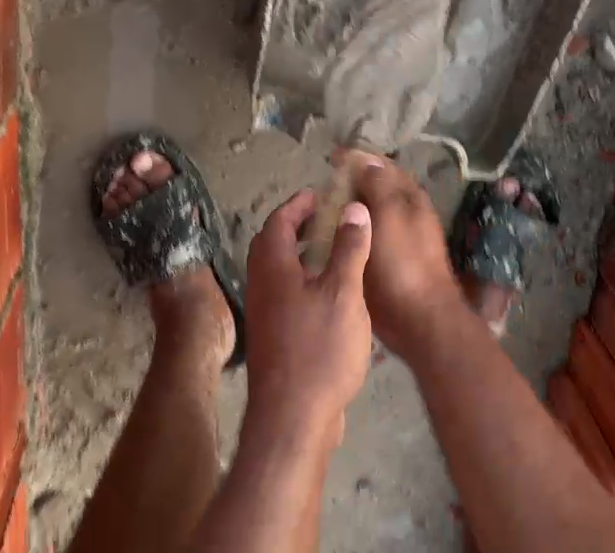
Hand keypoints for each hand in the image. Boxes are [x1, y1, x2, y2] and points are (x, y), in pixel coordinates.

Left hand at [243, 189, 373, 440]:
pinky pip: (285, 296)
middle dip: (296, 227)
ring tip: (334, 253)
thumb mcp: (344, 292)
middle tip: (326, 220)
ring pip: (278, 273)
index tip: (320, 195)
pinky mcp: (273, 340)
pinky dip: (303, 283)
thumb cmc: (319, 349)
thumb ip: (349, 249)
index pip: (278, 222)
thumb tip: (353, 208)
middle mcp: (261, 288)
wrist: (292, 420)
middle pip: (271, 246)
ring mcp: (265, 316)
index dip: (298, 205)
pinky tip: (331, 297)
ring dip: (301, 256)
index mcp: (273, 269)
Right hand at [332, 149, 462, 357]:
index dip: (356, 158)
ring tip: (317, 211)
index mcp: (408, 197)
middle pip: (372, 188)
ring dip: (345, 209)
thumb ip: (378, 184)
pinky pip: (361, 238)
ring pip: (365, 214)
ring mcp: (394, 239)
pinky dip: (345, 233)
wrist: (419, 318)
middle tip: (318, 188)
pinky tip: (326, 239)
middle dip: (347, 183)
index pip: (380, 166)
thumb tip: (366, 160)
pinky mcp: (383, 262)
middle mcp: (403, 213)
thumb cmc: (404, 262)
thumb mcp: (390, 214)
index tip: (328, 158)